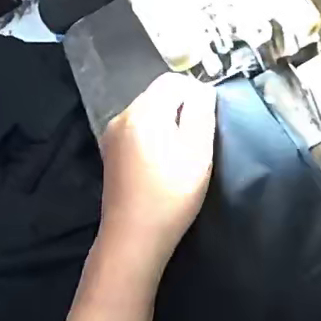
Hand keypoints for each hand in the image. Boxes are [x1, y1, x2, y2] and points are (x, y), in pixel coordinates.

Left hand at [98, 73, 217, 264]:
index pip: (173, 80)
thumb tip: (202, 90)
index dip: (196, 93)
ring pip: (148, 113)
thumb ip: (201, 113)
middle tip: (199, 141)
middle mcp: (122, 116)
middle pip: (158, 94)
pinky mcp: (111, 153)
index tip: (209, 121)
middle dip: (182, 109)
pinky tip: (163, 164)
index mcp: (142, 112)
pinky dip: (155, 136)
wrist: (133, 239)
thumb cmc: (171, 196)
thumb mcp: (197, 152)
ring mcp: (112, 135)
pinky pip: (138, 130)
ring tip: (183, 155)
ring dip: (169, 124)